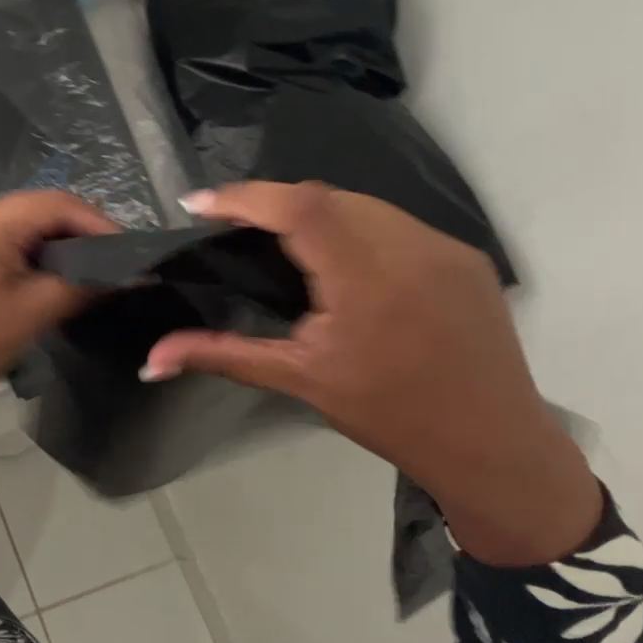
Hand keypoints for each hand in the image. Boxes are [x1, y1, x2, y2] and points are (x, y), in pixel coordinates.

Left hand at [0, 190, 118, 434]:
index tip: (131, 250)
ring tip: (99, 267)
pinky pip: (16, 239)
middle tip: (120, 258)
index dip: (99, 222)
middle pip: (45, 207)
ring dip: (65, 241)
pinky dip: (44, 251)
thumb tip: (127, 276)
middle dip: (85, 229)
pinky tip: (64, 274)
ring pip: (31, 223)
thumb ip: (83, 286)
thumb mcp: (35, 311)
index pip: (58, 203)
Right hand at [145, 182, 601, 565]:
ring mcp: (446, 249)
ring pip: (361, 202)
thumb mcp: (297, 380)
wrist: (493, 447)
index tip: (199, 205)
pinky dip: (348, 222)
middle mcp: (413, 251)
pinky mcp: (464, 257)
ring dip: (310, 209)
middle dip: (270, 200)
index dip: (245, 196)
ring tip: (272, 234)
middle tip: (228, 223)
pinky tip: (331, 252)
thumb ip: (218, 356)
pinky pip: (392, 221)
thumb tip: (149, 360)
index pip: (301, 208)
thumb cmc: (389, 415)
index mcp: (370, 283)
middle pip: (326, 196)